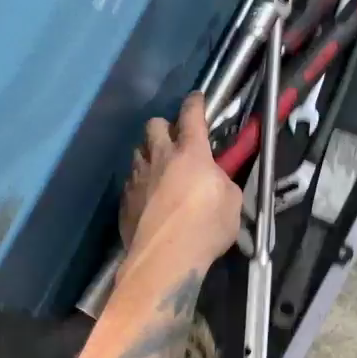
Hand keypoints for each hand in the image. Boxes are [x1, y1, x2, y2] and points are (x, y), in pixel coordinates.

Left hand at [122, 94, 242, 272]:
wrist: (166, 258)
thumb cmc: (206, 227)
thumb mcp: (232, 202)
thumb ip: (222, 182)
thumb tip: (215, 180)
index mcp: (191, 152)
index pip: (191, 115)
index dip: (195, 104)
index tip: (197, 99)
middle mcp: (160, 157)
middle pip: (154, 125)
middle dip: (164, 127)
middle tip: (174, 142)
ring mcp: (137, 178)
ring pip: (138, 152)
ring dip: (149, 155)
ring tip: (158, 171)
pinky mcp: (124, 200)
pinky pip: (131, 182)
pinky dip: (140, 185)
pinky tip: (148, 199)